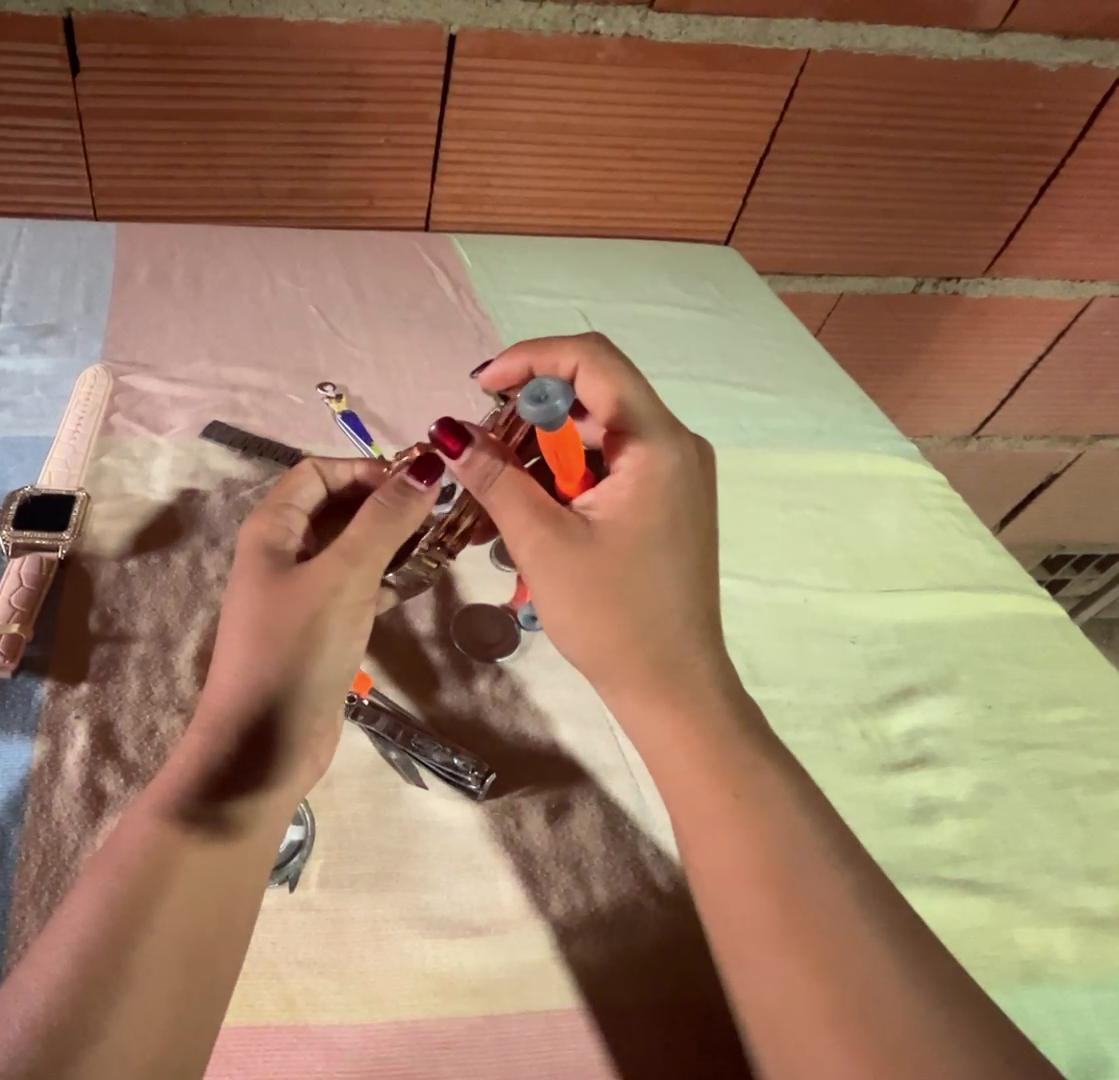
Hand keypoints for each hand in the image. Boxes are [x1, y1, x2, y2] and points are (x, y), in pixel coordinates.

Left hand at [175, 455, 443, 818]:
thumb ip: (385, 519)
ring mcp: (302, 592)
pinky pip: (358, 585)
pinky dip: (388, 577)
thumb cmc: (295, 652)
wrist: (261, 749)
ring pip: (352, 548)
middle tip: (443, 514)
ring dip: (393, 541)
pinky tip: (422, 580)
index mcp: (272, 528)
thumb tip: (428, 464)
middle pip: (338, 507)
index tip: (419, 484)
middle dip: (387, 504)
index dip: (366, 470)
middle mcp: (283, 552)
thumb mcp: (343, 576)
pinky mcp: (321, 627)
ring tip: (443, 544)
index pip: (319, 472)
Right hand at [432, 333, 738, 715]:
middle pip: (590, 396)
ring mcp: (669, 474)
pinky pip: (602, 467)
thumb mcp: (542, 541)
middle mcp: (671, 444)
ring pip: (591, 435)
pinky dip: (559, 479)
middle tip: (477, 452)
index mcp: (656, 443)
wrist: (671, 686)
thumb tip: (447, 432)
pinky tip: (524, 510)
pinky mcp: (659, 501)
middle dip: (525, 415)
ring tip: (493, 492)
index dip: (529, 359)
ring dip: (537, 452)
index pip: (592, 360)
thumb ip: (494, 477)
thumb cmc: (611, 615)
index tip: (478, 388)